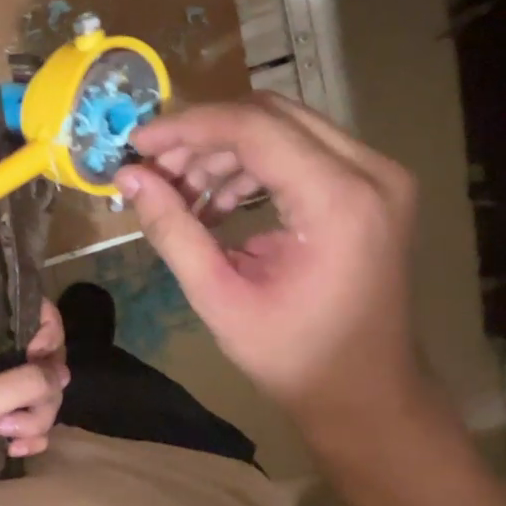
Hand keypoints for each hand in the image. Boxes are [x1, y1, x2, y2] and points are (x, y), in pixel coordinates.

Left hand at [0, 303, 69, 493]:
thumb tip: (62, 373)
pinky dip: (26, 432)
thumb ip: (25, 382)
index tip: (40, 372)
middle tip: (13, 420)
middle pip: (43, 359)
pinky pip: (26, 411)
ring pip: (38, 390)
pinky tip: (14, 449)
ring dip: (31, 419)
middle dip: (39, 396)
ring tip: (6, 438)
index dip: (48, 342)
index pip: (34, 314)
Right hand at [115, 94, 421, 426]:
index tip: (136, 144)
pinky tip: (219, 203)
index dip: (187, 128)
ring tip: (181, 194)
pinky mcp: (370, 188)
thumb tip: (128, 179)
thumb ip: (173, 232)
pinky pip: (304, 151)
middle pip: (273, 116)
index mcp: (338, 201)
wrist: (363, 389)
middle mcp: (370, 171)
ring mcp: (377, 176)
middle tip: (154, 171)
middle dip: (204, 136)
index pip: (255, 130)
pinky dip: (254, 166)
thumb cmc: (292, 356)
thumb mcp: (219, 298)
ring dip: (226, 151)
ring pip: (286, 128)